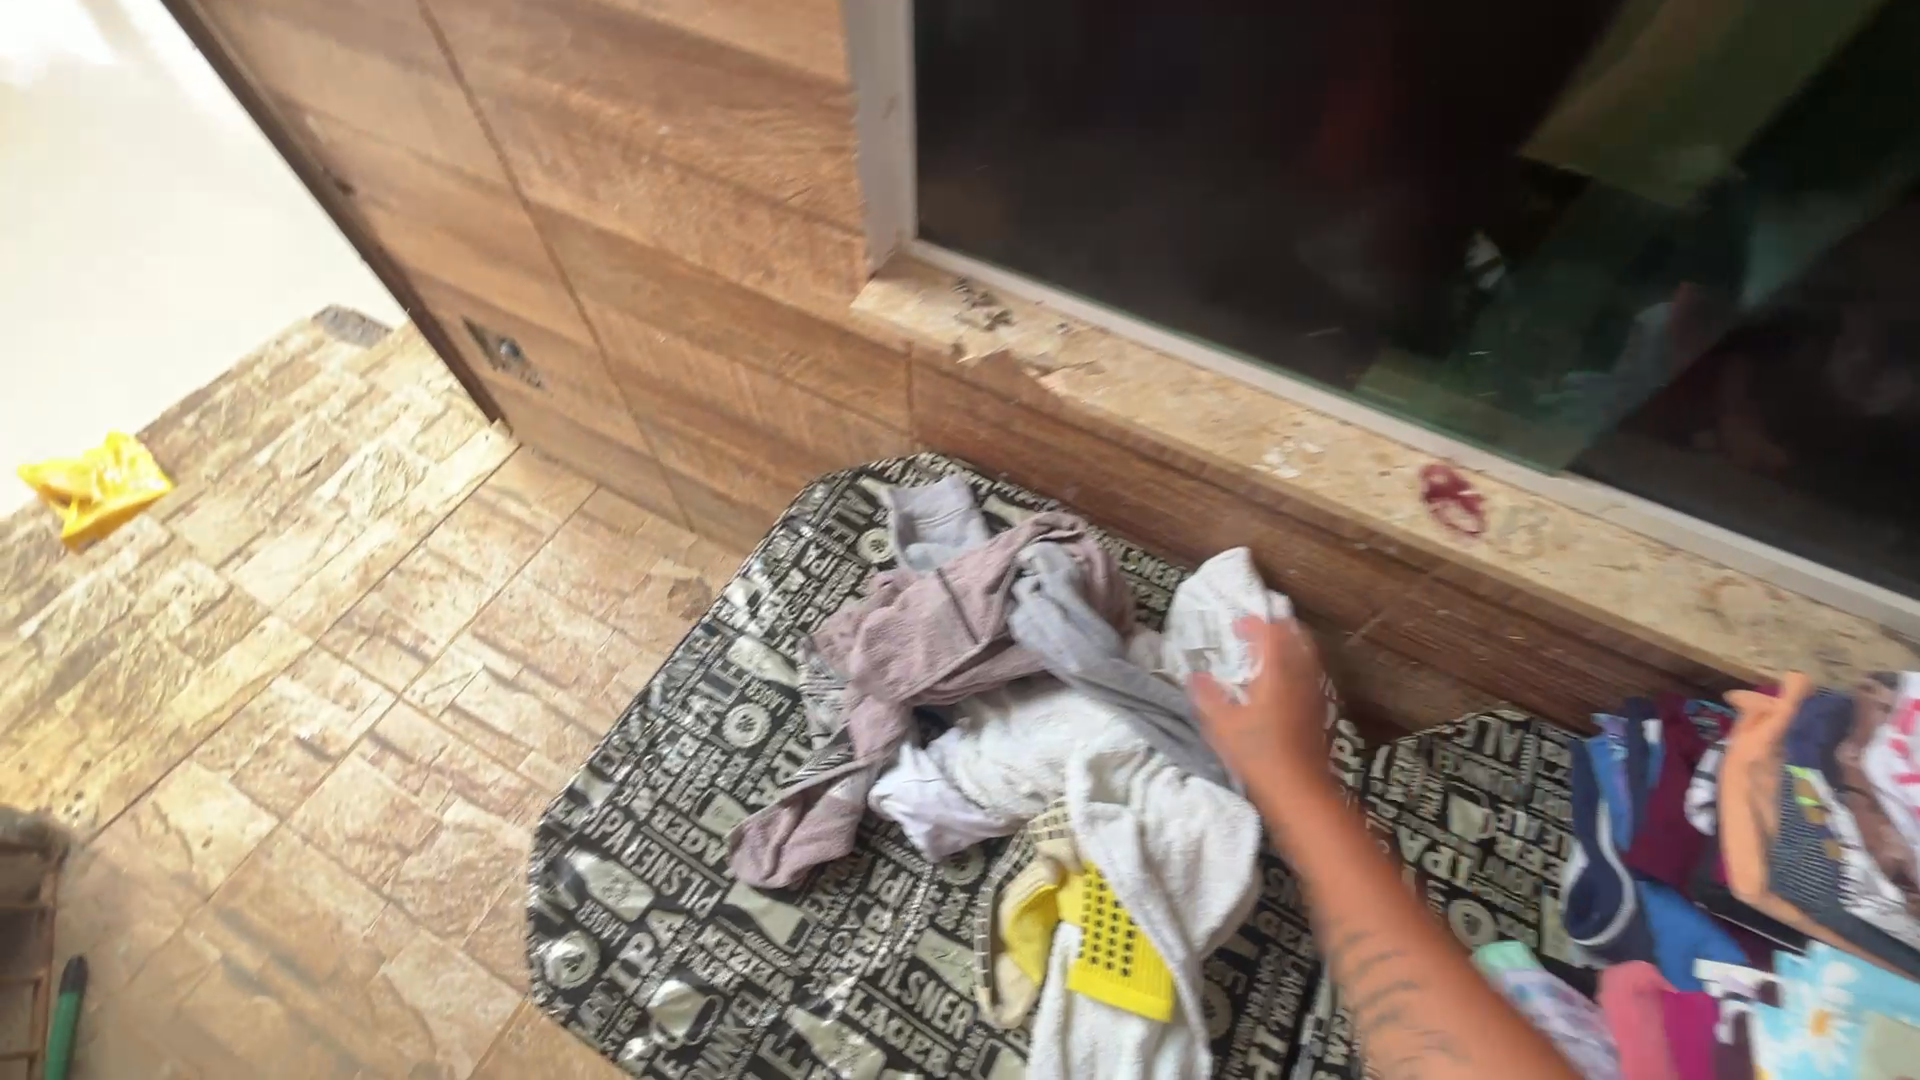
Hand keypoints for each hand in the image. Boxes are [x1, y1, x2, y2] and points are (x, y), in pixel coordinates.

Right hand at [1188, 616, 1332, 797]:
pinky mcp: (1320, 710)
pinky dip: (1298, 666)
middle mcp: (1300, 676)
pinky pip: (1311, 674)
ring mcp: (1314, 693)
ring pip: (1308, 656)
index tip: (1236, 625)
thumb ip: (1208, 696)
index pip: (1269, 634)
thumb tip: (1195, 676)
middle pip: (1297, 638)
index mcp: (1276, 673)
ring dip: (1291, 646)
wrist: (1300, 791)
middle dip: (1279, 628)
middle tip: (1259, 629)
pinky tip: (1283, 681)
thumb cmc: (1257, 754)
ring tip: (1271, 650)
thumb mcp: (1221, 725)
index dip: (1253, 624)